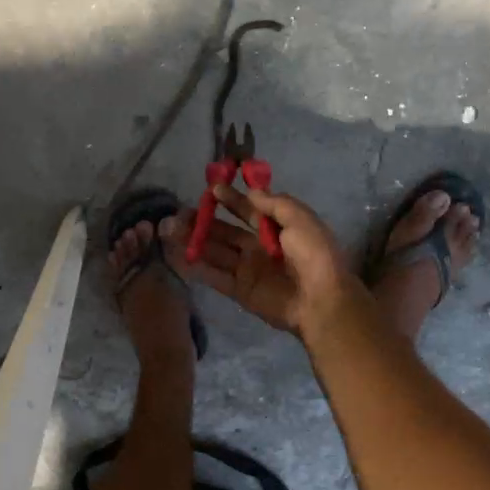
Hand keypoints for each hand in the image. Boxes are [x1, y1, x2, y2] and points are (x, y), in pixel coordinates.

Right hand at [164, 184, 364, 335]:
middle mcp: (260, 248)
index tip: (212, 188)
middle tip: (180, 212)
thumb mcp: (299, 219)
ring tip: (170, 230)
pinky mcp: (240, 291)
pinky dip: (197, 267)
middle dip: (205, 221)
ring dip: (195, 241)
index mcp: (278, 228)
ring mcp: (248, 270)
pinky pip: (215, 276)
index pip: (249, 210)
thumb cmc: (313, 255)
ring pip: (216, 252)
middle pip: (227, 232)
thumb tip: (252, 192)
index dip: (231, 200)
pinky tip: (177, 256)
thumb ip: (275, 204)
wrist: (320, 300)